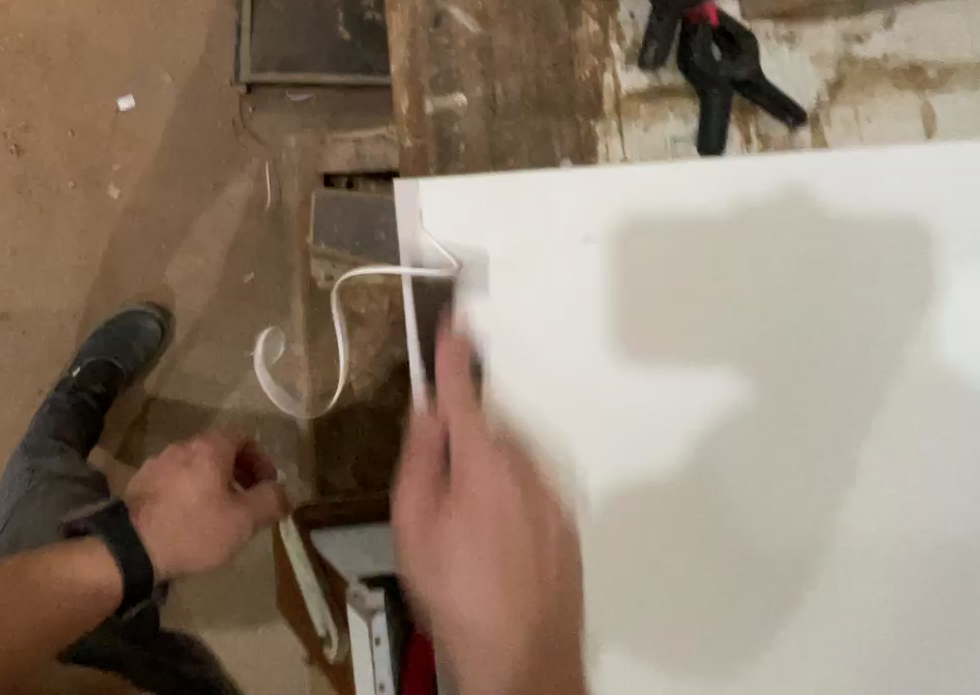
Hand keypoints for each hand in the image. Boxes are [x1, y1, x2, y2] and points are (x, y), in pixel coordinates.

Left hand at [124, 429, 292, 580]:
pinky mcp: (144, 479)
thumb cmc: (195, 528)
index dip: (260, 457)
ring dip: (216, 480)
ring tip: (223, 511)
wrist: (135, 545)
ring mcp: (159, 460)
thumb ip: (269, 501)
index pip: (241, 434)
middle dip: (240, 470)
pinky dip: (192, 487)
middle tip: (250, 500)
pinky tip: (193, 515)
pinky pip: (177, 475)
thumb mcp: (242, 521)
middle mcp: (182, 445)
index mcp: (208, 448)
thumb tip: (284, 491)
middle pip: (218, 447)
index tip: (268, 484)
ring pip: (196, 462)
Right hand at [394, 323, 586, 694]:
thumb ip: (420, 455)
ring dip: (481, 468)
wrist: (521, 663)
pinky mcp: (567, 527)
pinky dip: (505, 493)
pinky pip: (528, 488)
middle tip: (432, 486)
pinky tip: (488, 541)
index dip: (453, 355)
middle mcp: (527, 472)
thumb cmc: (451, 588)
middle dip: (458, 437)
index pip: (463, 395)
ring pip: (507, 459)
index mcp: (483, 464)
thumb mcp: (412, 519)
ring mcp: (553, 501)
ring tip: (460, 526)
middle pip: (485, 429)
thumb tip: (428, 408)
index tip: (453, 318)